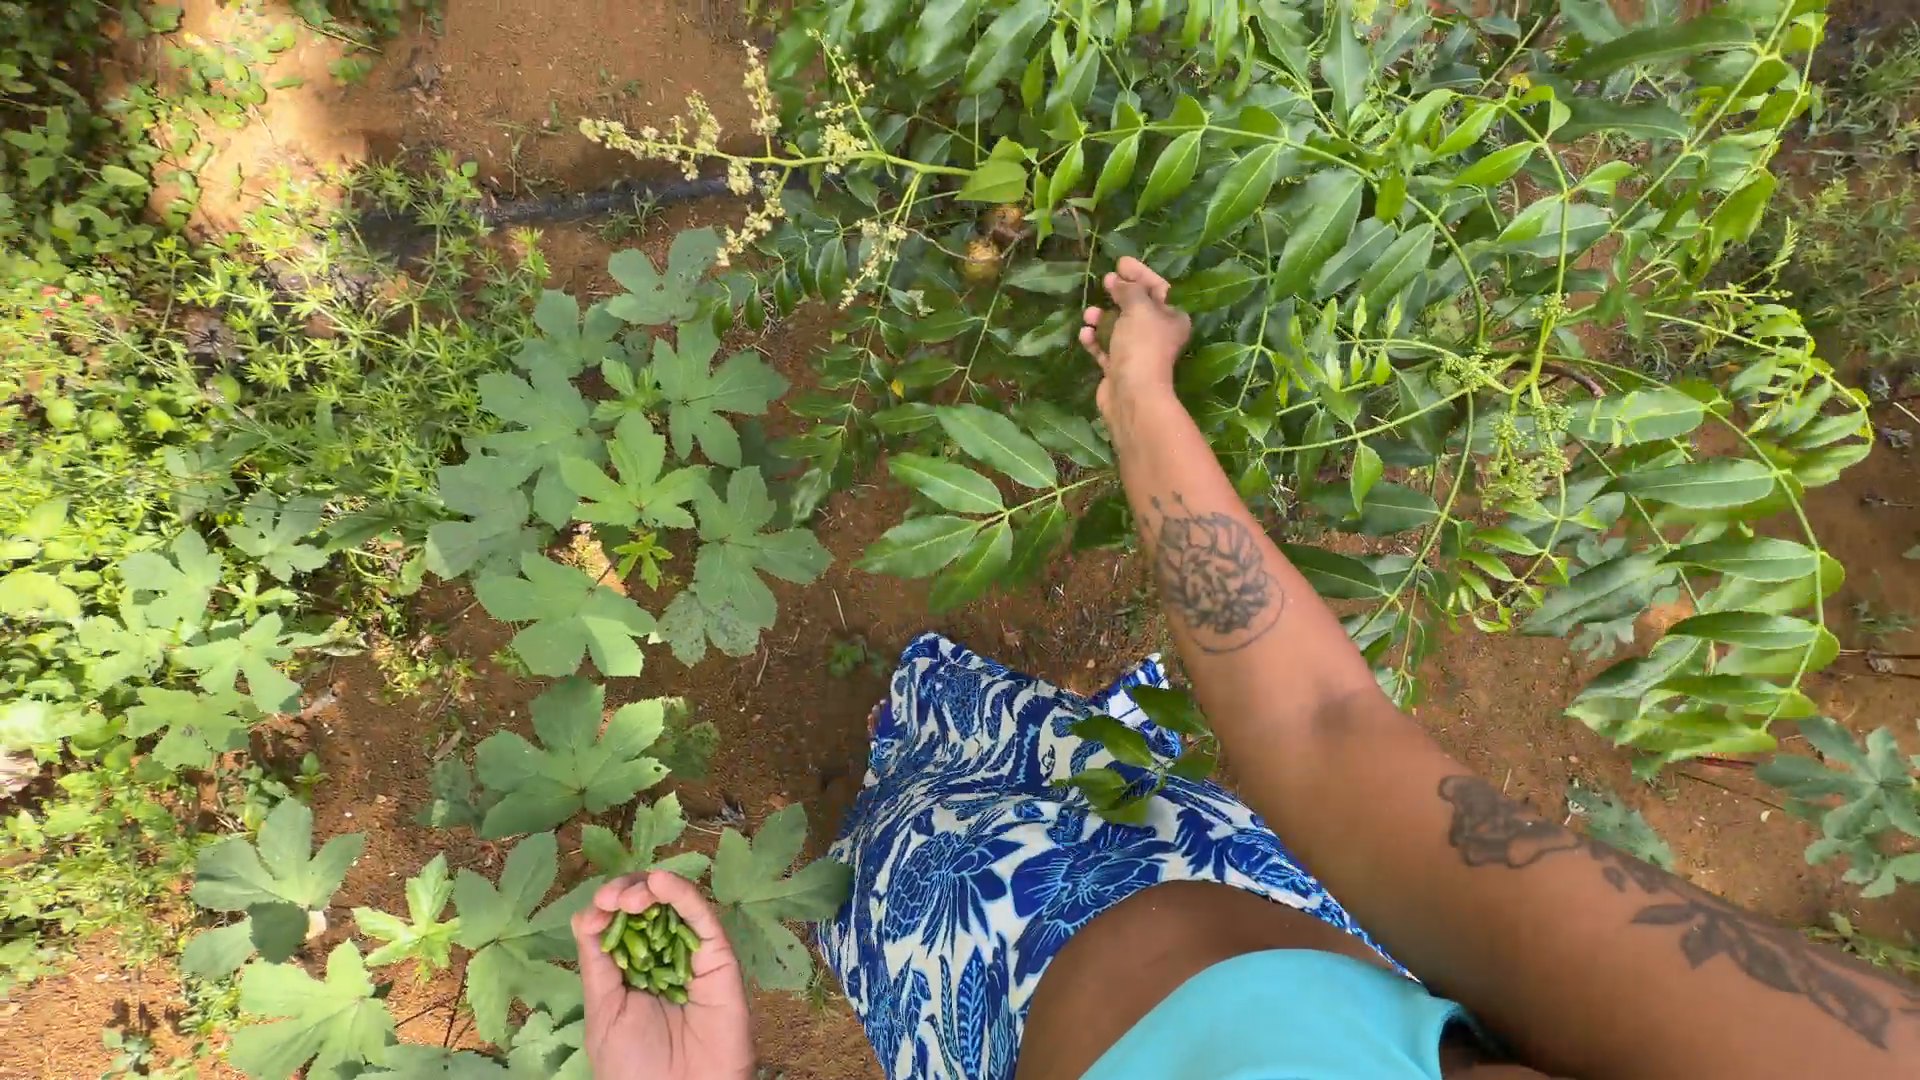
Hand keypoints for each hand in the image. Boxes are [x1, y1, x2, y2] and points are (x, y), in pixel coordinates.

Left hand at [571, 871, 753, 1079]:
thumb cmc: (633, 1068)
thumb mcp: (604, 1013)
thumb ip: (598, 962)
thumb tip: (587, 912)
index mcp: (633, 967)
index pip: (622, 921)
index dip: (610, 906)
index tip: (598, 907)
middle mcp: (663, 953)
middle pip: (650, 905)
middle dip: (628, 892)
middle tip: (613, 900)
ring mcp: (692, 950)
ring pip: (676, 903)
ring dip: (652, 889)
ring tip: (631, 896)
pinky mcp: (719, 953)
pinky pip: (702, 916)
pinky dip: (683, 893)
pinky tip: (661, 883)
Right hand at [1077, 256, 1191, 420]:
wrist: (1132, 393)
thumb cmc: (1142, 345)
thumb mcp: (1138, 308)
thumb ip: (1129, 290)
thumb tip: (1118, 281)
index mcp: (1173, 318)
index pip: (1159, 289)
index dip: (1140, 274)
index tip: (1121, 262)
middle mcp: (1157, 335)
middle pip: (1137, 308)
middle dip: (1119, 294)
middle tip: (1105, 281)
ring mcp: (1137, 353)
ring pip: (1118, 328)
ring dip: (1102, 318)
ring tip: (1089, 314)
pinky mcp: (1118, 368)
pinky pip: (1105, 348)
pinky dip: (1095, 340)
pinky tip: (1085, 334)